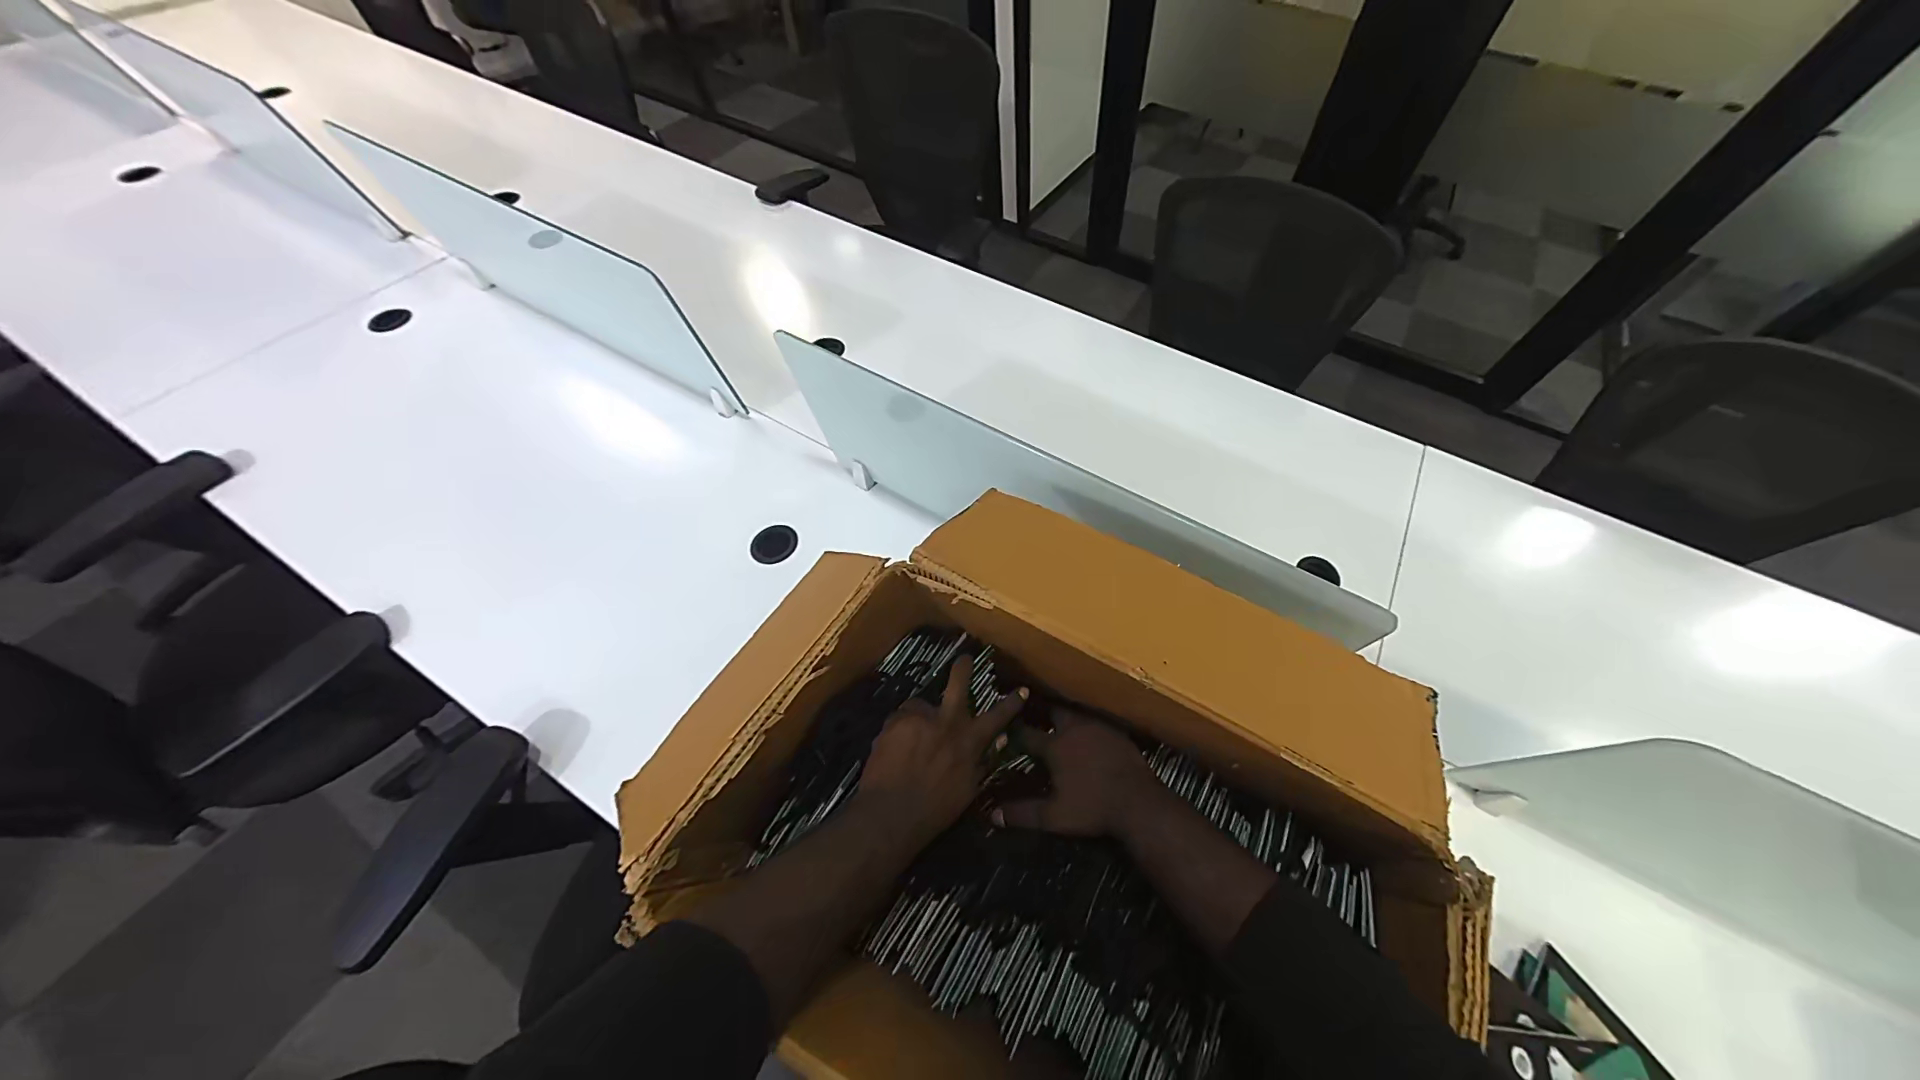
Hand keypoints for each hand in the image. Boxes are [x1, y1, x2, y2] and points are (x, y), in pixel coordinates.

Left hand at [854, 654, 1027, 847]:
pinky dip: (899, 730)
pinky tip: (894, 749)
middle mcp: (947, 722)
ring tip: (908, 741)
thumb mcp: (967, 790)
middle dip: (963, 669)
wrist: (891, 814)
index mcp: (969, 742)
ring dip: (919, 718)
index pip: (997, 718)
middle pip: (958, 684)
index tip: (1022, 690)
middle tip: (964, 659)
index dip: (1011, 703)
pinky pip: (900, 719)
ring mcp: (920, 718)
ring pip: (921, 706)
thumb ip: (980, 762)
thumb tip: (995, 743)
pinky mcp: (895, 720)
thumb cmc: (934, 810)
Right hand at [992, 708, 1165, 839]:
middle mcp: (1074, 729)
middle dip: (1043, 711)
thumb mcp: (1054, 816)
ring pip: (1077, 713)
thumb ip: (1023, 814)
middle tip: (1035, 713)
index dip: (1015, 731)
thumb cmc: (1092, 808)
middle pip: (1054, 711)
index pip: (1028, 734)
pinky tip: (1090, 733)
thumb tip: (993, 815)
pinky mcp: (1118, 732)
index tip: (1005, 727)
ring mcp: (1098, 727)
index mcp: (1055, 746)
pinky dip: (1089, 724)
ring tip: (1060, 720)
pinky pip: (1097, 721)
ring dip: (1067, 715)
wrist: (1139, 803)